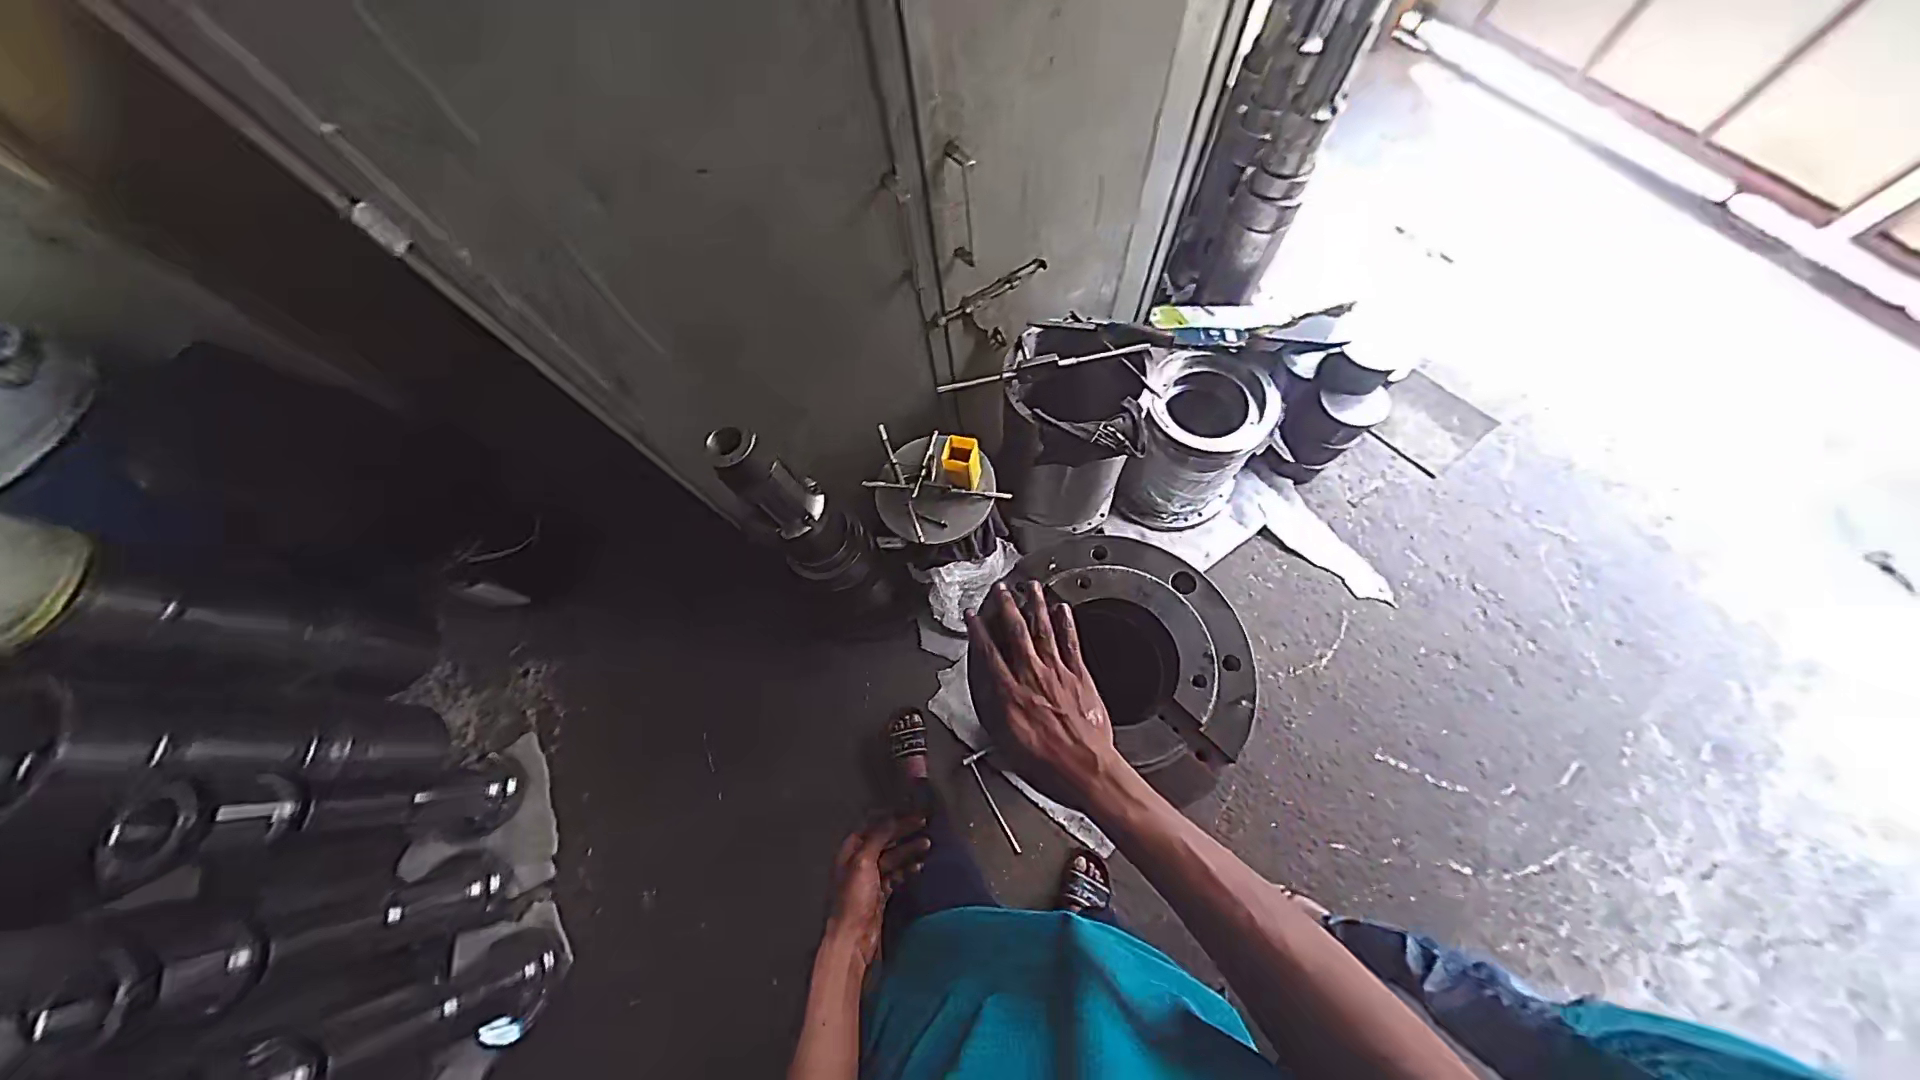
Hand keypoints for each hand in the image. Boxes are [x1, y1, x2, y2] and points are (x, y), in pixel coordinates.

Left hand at [822, 816, 928, 971]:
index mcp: (851, 849)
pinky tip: (919, 867)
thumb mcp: (863, 862)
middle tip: (924, 823)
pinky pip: (897, 874)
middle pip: (885, 839)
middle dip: (904, 830)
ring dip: (909, 849)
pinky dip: (908, 868)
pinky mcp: (880, 893)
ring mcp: (871, 877)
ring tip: (927, 844)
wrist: (852, 938)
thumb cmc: (854, 897)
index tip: (911, 811)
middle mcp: (860, 860)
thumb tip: (891, 818)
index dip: (891, 817)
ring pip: (893, 856)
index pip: (873, 825)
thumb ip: (877, 838)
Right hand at [966, 581, 1127, 806]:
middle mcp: (1033, 677)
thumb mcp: (1007, 742)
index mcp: (1011, 694)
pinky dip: (1066, 624)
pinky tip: (1062, 610)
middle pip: (1016, 633)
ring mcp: (1058, 674)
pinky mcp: (1080, 677)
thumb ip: (996, 710)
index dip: (979, 631)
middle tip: (1001, 589)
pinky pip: (1071, 643)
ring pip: (1044, 631)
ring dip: (1036, 606)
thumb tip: (988, 691)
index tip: (974, 617)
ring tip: (1032, 587)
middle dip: (1006, 607)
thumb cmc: (1048, 764)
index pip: (989, 654)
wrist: (1086, 770)